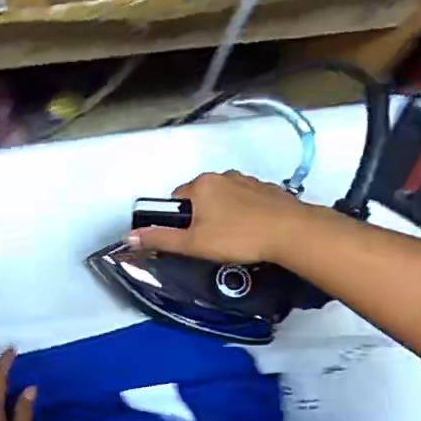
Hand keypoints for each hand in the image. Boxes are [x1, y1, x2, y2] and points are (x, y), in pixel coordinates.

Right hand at [128, 171, 322, 263]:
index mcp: (201, 185)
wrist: (291, 233)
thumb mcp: (194, 244)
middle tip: (210, 242)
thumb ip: (161, 239)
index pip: (176, 199)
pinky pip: (246, 200)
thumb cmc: (237, 238)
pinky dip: (244, 213)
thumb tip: (129, 236)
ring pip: (224, 198)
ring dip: (223, 214)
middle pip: (200, 197)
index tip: (189, 239)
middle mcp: (222, 176)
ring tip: (234, 238)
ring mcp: (248, 180)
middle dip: (201, 217)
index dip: (178, 221)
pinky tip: (252, 231)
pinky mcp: (268, 189)